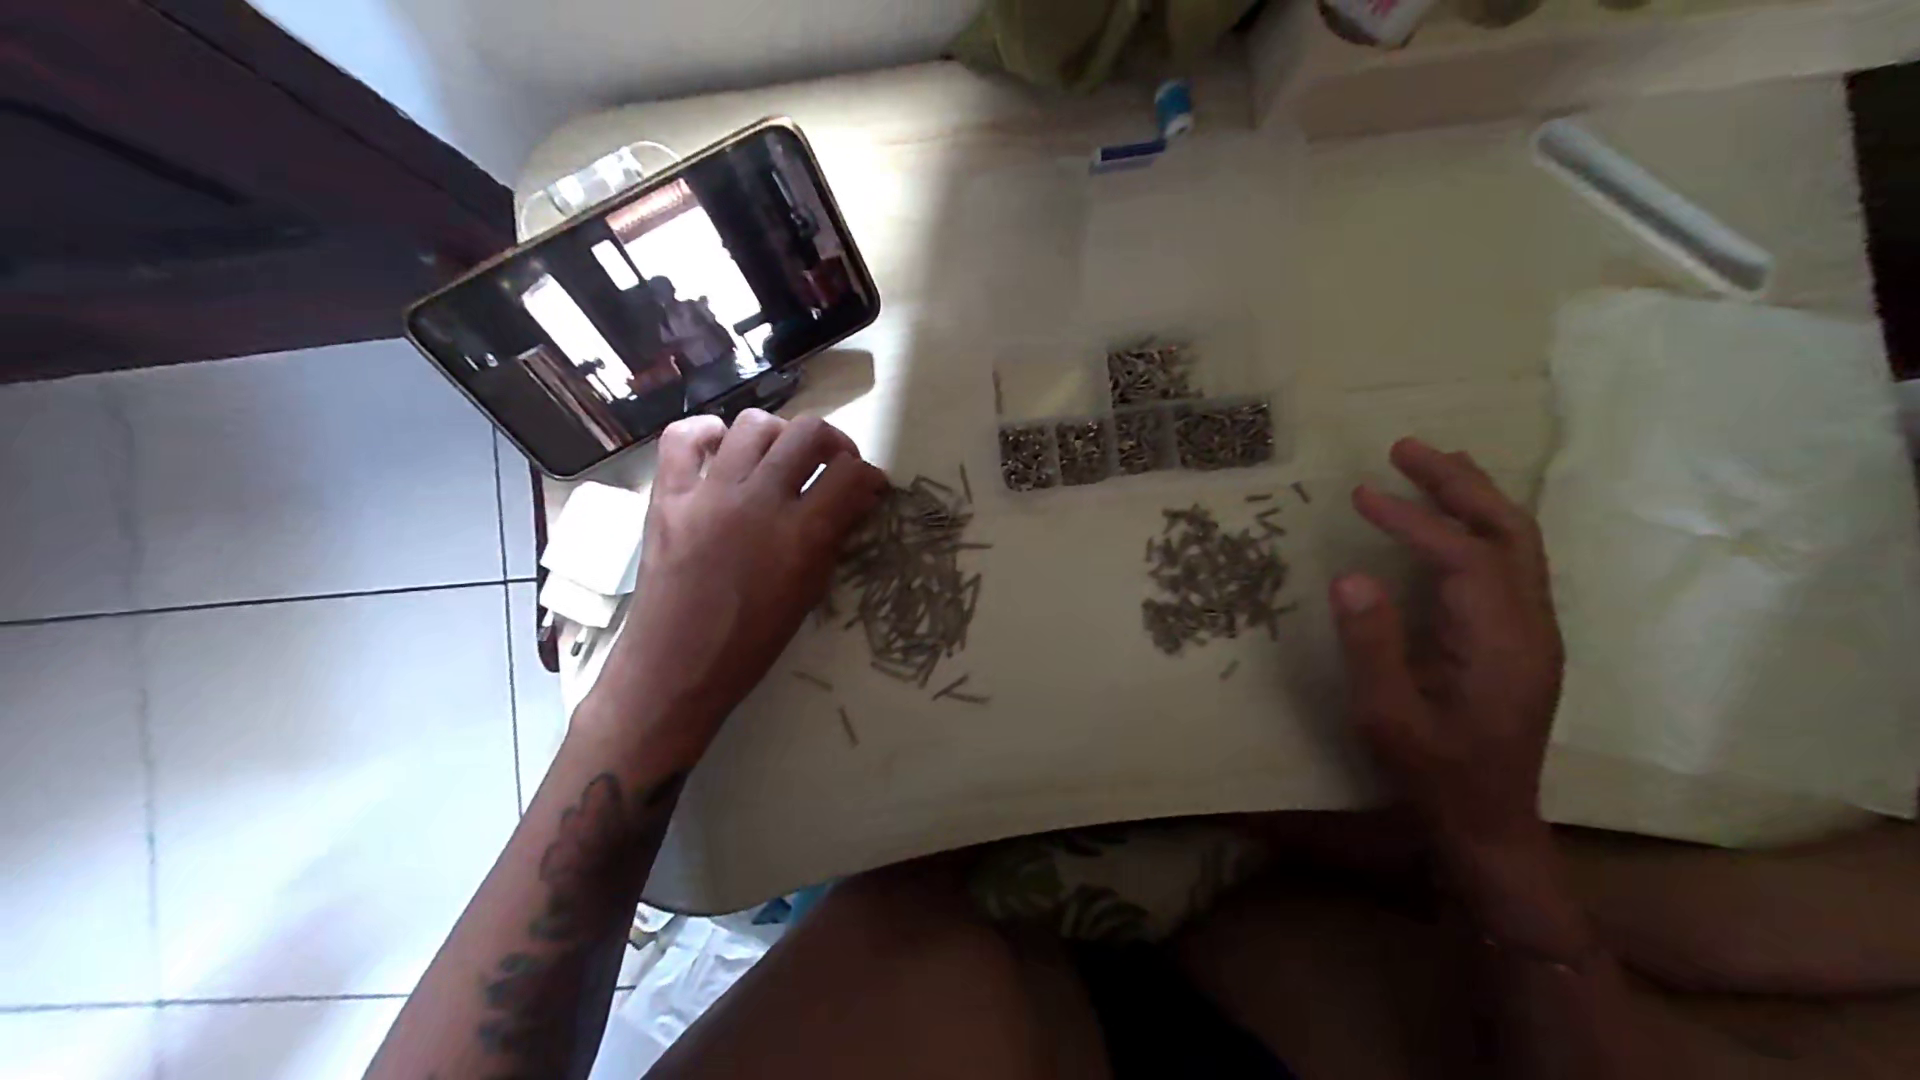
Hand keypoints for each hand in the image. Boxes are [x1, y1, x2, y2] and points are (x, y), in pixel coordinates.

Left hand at [589, 410, 887, 746]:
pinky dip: (706, 433)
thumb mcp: (809, 592)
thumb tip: (853, 502)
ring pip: (754, 424)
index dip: (869, 476)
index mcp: (802, 535)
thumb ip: (833, 539)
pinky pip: (682, 437)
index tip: (869, 486)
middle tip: (833, 465)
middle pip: (809, 433)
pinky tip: (721, 448)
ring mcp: (709, 494)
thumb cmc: (752, 642)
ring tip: (779, 460)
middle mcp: (759, 501)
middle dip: (834, 443)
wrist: (677, 666)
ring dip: (779, 436)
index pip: (851, 474)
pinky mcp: (667, 496)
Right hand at [1331, 438, 1563, 855]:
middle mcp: (1530, 625)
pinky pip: (1507, 561)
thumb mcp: (1387, 717)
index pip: (1463, 558)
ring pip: (1516, 542)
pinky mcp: (1518, 635)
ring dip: (1473, 496)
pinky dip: (1478, 524)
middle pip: (1508, 532)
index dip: (1412, 521)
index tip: (1361, 495)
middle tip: (1405, 448)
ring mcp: (1531, 629)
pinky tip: (1451, 515)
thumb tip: (1349, 578)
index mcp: (1501, 644)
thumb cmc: (1433, 770)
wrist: (1489, 817)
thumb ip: (1372, 647)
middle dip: (1458, 484)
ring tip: (1430, 462)